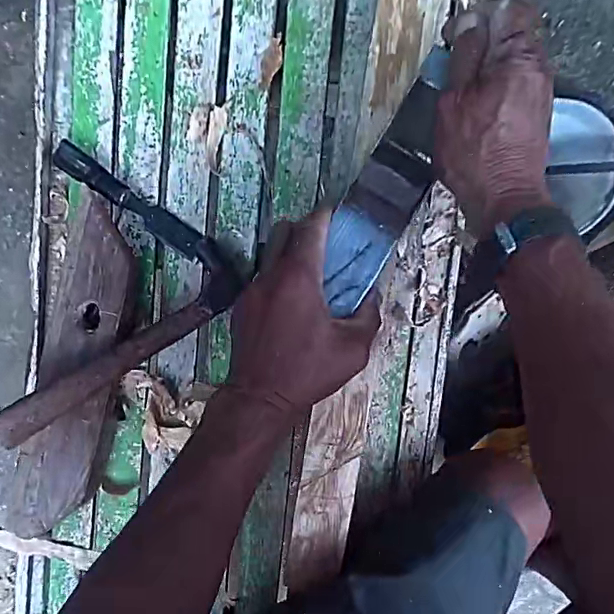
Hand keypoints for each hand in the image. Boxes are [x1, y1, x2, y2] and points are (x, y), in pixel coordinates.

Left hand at [227, 206, 380, 418]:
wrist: (261, 397)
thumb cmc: (306, 373)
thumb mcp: (353, 350)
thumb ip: (368, 316)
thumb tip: (370, 297)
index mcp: (299, 279)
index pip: (312, 228)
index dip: (328, 216)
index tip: (340, 217)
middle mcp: (271, 277)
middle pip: (286, 230)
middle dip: (308, 230)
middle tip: (328, 246)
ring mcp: (252, 291)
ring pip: (272, 255)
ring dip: (293, 256)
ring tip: (314, 279)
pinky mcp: (243, 307)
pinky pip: (263, 279)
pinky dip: (281, 280)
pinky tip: (295, 304)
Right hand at [434, 0, 554, 233]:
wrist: (504, 201)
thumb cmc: (479, 159)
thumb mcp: (455, 100)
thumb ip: (464, 56)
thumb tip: (468, 25)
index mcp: (521, 56)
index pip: (508, 7)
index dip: (478, 14)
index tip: (458, 33)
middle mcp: (538, 69)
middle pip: (510, 34)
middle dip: (481, 43)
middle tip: (454, 64)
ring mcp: (539, 93)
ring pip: (510, 62)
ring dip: (485, 70)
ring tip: (462, 93)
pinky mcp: (534, 115)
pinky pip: (512, 86)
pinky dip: (493, 90)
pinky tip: (474, 111)